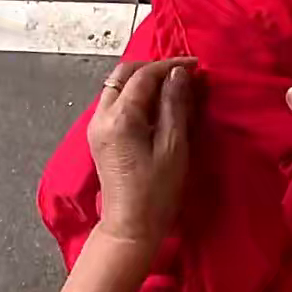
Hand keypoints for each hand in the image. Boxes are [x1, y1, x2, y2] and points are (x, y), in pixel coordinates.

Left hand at [88, 58, 194, 247]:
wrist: (130, 227)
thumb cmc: (157, 192)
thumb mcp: (173, 147)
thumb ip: (175, 105)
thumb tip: (178, 74)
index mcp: (119, 118)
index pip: (143, 76)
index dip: (170, 65)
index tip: (195, 65)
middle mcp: (101, 116)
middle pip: (123, 74)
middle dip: (153, 68)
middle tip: (182, 73)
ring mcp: (96, 126)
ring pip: (117, 87)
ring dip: (143, 80)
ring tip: (172, 86)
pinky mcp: (99, 136)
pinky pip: (115, 102)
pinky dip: (135, 95)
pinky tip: (157, 104)